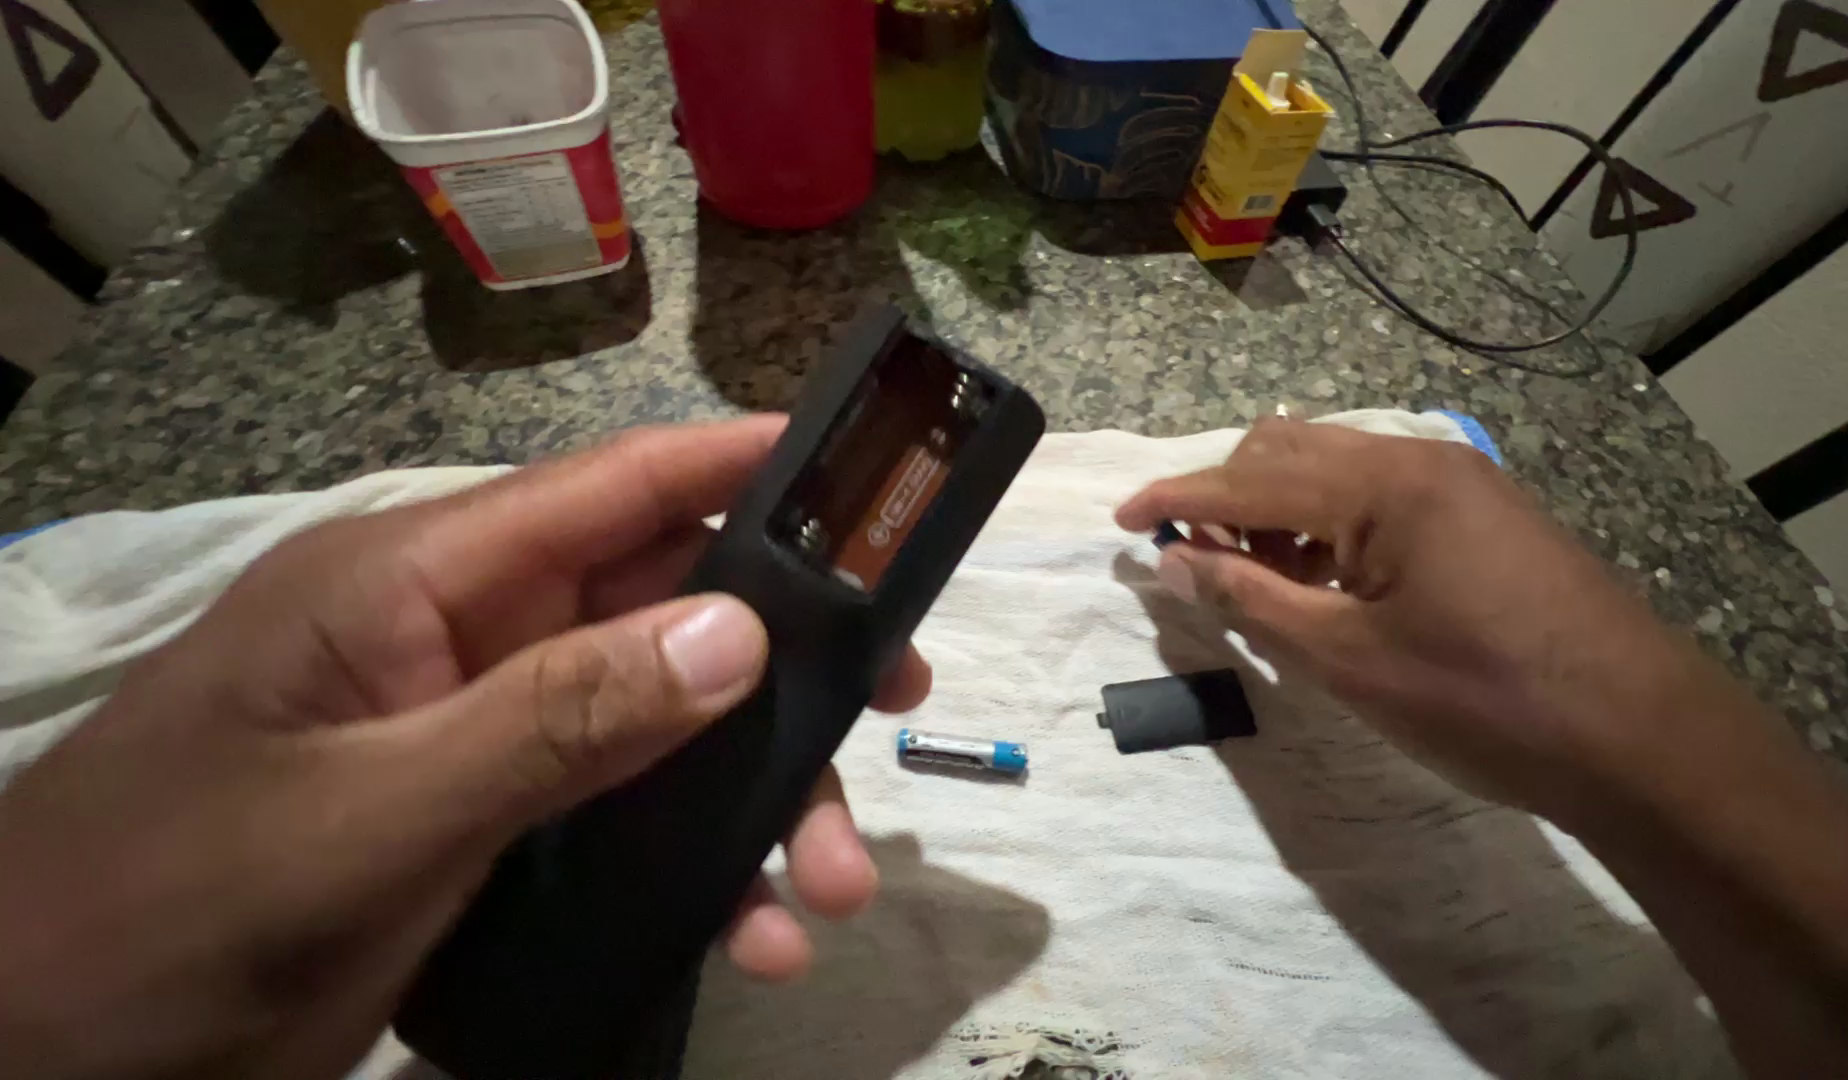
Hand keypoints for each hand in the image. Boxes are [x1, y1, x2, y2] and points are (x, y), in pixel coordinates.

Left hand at [0, 417, 930, 1079]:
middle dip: (796, 663)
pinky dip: (712, 865)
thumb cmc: (155, 931)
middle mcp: (489, 630)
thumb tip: (740, 638)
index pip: (620, 487)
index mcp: (431, 579)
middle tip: (898, 694)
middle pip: (682, 609)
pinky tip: (757, 932)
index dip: (741, 462)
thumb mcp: (365, 824)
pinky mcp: (522, 802)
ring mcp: (510, 720)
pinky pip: (648, 807)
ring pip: (683, 721)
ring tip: (835, 884)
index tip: (852, 466)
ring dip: (769, 798)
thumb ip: (554, 721)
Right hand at [1115, 418, 1711, 825]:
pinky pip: (1370, 495)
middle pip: (1284, 451)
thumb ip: (1245, 596)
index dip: (1175, 498)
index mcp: (1383, 484)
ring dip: (1271, 511)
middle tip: (1195, 561)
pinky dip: (1321, 526)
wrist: (1647, 744)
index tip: (1120, 520)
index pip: (1248, 478)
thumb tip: (1171, 562)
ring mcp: (1454, 480)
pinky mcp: (1475, 510)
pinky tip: (1318, 579)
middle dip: (1224, 498)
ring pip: (1327, 468)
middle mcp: (1417, 460)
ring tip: (1253, 578)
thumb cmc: (1480, 701)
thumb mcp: (1342, 656)